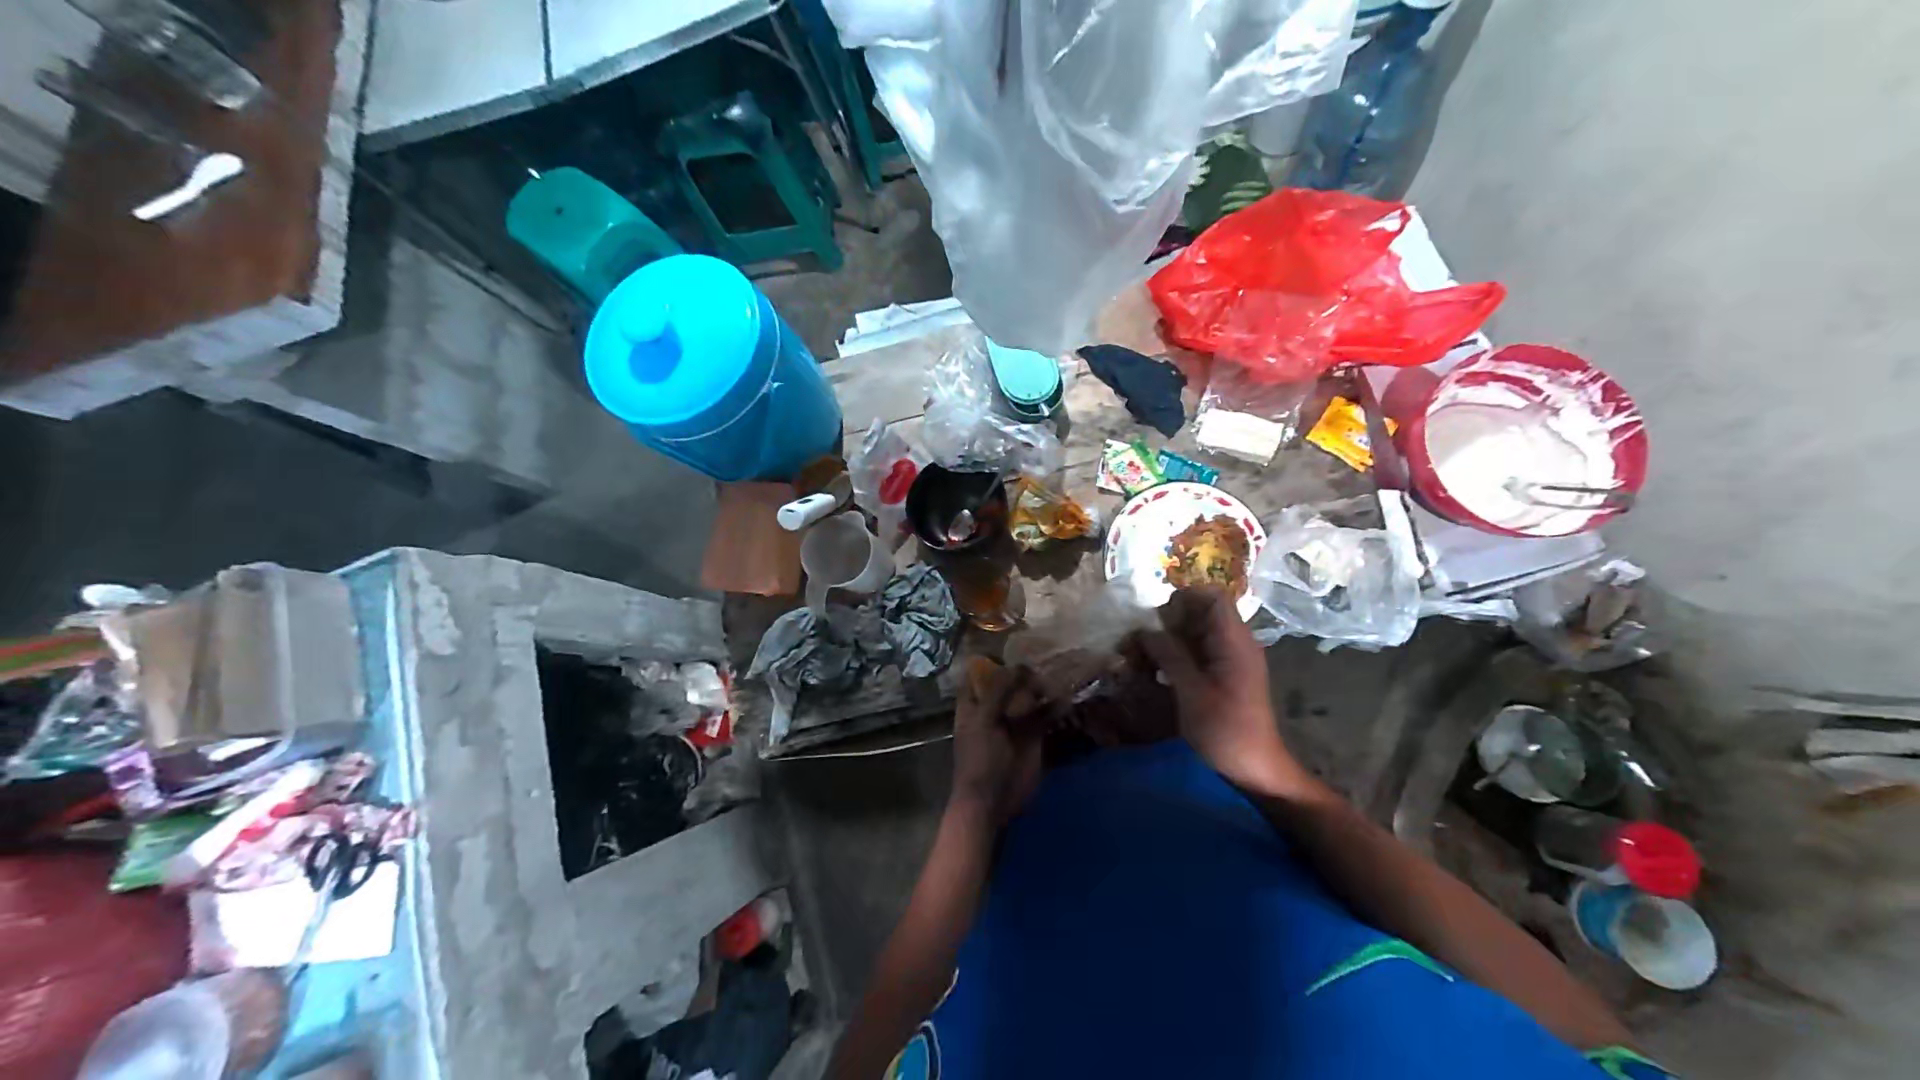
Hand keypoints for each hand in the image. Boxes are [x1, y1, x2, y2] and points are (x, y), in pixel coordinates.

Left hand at [950, 656, 1044, 825]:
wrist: (993, 800)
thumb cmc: (980, 759)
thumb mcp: (984, 721)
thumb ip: (998, 692)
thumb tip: (1017, 666)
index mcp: (974, 705)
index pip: (980, 675)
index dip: (993, 661)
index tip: (1013, 646)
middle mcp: (994, 709)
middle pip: (1010, 684)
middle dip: (1025, 673)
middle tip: (1045, 656)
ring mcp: (1015, 723)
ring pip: (1030, 698)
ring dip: (1043, 688)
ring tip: (1059, 673)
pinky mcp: (1034, 738)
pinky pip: (1046, 717)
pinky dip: (1056, 707)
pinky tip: (1067, 697)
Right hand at [1134, 587, 1309, 796]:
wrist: (1255, 769)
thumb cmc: (1225, 730)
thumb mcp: (1191, 692)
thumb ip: (1169, 655)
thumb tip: (1145, 630)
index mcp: (1234, 641)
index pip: (1213, 597)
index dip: (1184, 598)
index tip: (1158, 619)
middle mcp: (1235, 643)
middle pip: (1200, 612)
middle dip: (1167, 622)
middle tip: (1141, 643)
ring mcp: (1230, 659)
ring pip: (1195, 633)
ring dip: (1167, 641)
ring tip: (1142, 660)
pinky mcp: (1223, 675)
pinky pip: (1197, 652)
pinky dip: (1175, 656)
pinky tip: (1156, 674)